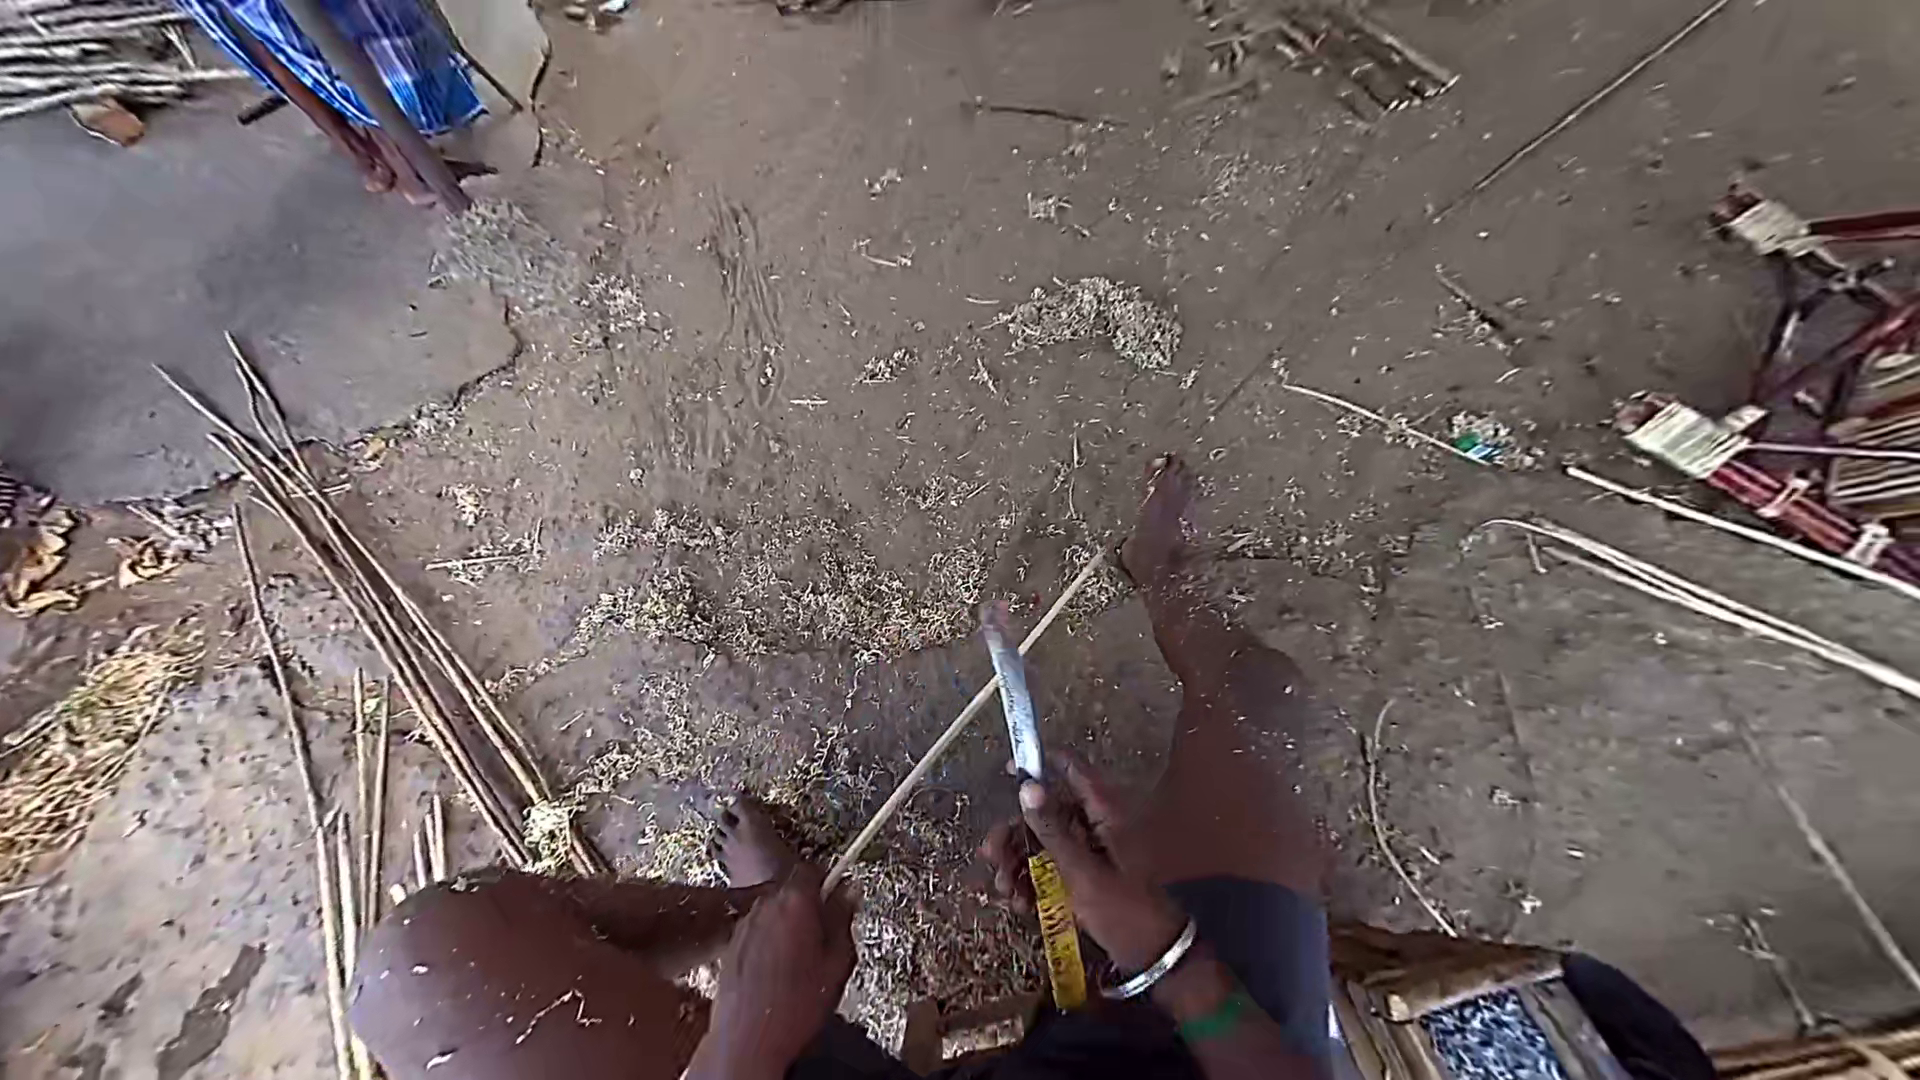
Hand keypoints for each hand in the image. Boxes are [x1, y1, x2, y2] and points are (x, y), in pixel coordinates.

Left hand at [691, 865, 855, 1079]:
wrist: (746, 1044)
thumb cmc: (793, 1007)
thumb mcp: (837, 961)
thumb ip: (844, 917)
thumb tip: (851, 890)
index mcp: (796, 901)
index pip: (813, 868)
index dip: (827, 881)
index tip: (836, 897)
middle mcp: (767, 905)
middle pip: (793, 889)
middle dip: (808, 905)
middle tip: (821, 934)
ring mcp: (746, 925)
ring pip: (775, 910)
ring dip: (787, 922)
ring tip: (798, 959)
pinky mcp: (731, 946)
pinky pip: (758, 930)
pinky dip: (768, 941)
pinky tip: (776, 971)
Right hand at [979, 753, 1187, 973]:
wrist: (1153, 961)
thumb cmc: (1124, 911)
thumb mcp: (1083, 871)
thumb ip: (1053, 829)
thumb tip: (1026, 785)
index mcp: (1103, 810)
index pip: (1069, 767)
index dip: (1039, 764)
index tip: (1008, 773)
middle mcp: (1092, 822)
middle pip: (1044, 808)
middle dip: (1014, 832)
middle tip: (991, 855)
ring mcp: (1086, 848)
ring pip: (1040, 839)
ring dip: (1016, 861)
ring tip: (1005, 889)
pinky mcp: (1080, 873)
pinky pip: (1046, 864)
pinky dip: (1029, 880)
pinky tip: (1019, 902)